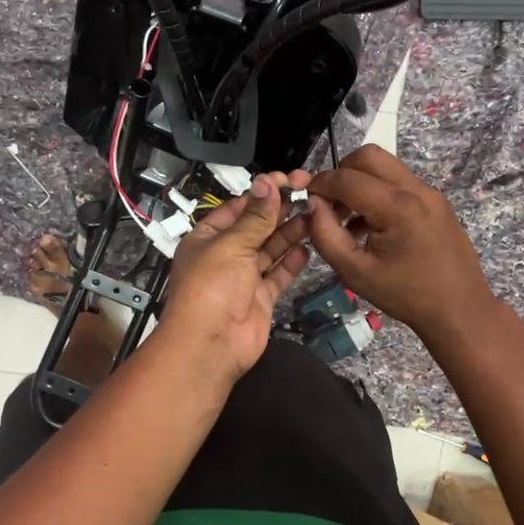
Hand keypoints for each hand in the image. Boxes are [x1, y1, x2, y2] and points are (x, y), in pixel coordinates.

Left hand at [154, 171, 311, 383]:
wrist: (210, 345)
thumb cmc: (212, 287)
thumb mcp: (231, 245)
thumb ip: (255, 217)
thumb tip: (266, 183)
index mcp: (207, 237)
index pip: (238, 207)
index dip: (263, 193)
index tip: (289, 180)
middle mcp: (224, 255)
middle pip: (256, 226)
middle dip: (280, 210)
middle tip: (310, 193)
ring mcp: (243, 278)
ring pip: (270, 249)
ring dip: (290, 232)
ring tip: (315, 214)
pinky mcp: (260, 299)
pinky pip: (278, 275)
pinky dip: (291, 262)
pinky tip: (308, 247)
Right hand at [306, 145, 496, 343]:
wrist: (460, 310)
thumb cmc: (406, 295)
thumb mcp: (354, 272)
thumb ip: (325, 234)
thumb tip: (312, 205)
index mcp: (397, 207)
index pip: (346, 178)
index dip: (319, 184)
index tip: (305, 199)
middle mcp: (416, 189)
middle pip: (368, 156)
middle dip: (341, 173)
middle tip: (328, 202)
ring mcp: (430, 193)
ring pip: (385, 166)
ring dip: (360, 182)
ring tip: (347, 218)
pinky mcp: (436, 202)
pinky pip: (400, 182)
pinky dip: (378, 192)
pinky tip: (370, 226)